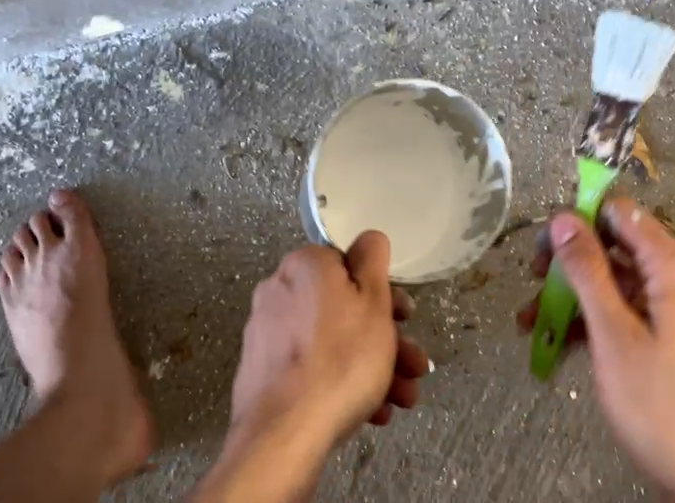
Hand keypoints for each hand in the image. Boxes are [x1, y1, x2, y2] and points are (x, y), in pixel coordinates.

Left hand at [228, 231, 429, 443]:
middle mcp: (279, 291)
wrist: (284, 435)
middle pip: (343, 309)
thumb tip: (369, 238)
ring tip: (402, 400)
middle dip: (385, 340)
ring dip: (372, 367)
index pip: (350, 266)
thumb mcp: (374, 302)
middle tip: (413, 367)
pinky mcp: (262, 374)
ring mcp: (266, 334)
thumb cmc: (340, 361)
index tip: (404, 320)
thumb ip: (373, 260)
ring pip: (331, 343)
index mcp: (305, 265)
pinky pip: (310, 369)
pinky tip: (371, 413)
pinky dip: (341, 385)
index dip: (383, 293)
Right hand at [520, 197, 674, 502]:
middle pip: (616, 248)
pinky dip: (598, 321)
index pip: (619, 212)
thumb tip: (562, 217)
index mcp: (674, 265)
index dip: (577, 220)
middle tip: (529, 283)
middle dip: (569, 264)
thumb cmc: (665, 406)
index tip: (540, 246)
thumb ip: (587, 271)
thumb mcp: (614, 335)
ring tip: (530, 322)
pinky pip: (632, 312)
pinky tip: (561, 342)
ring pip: (619, 284)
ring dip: (576, 297)